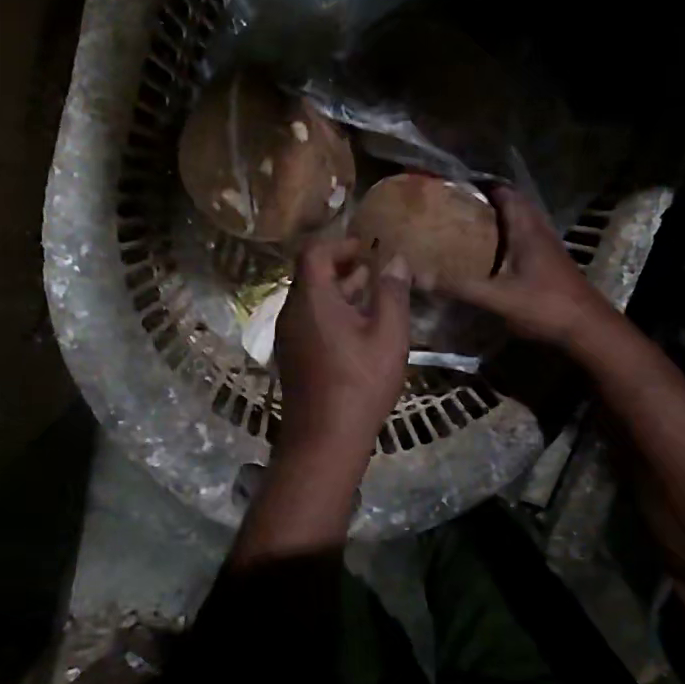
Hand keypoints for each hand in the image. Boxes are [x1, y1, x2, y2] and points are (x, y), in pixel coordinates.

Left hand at [273, 237, 411, 459]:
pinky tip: (358, 331)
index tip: (367, 249)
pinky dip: (331, 314)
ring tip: (371, 295)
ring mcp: (288, 337)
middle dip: (342, 267)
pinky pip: (309, 322)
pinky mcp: (292, 357)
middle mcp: (292, 312)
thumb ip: (392, 293)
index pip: (314, 252)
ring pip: (310, 301)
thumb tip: (396, 261)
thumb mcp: (388, 335)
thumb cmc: (360, 382)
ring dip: (339, 292)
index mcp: (311, 300)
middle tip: (373, 270)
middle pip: (310, 275)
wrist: (324, 439)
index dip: (340, 243)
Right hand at [443, 187, 615, 349]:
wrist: (587, 327)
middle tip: (455, 207)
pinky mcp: (550, 262)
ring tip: (467, 226)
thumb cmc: (545, 305)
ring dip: (497, 220)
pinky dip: (506, 238)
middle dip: (485, 202)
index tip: (454, 187)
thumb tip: (421, 278)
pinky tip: (489, 254)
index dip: (481, 186)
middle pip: (512, 205)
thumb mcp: (498, 297)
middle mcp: (538, 230)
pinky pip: (523, 238)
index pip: (505, 193)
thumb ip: (461, 287)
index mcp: (526, 229)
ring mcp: (547, 247)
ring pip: (519, 222)